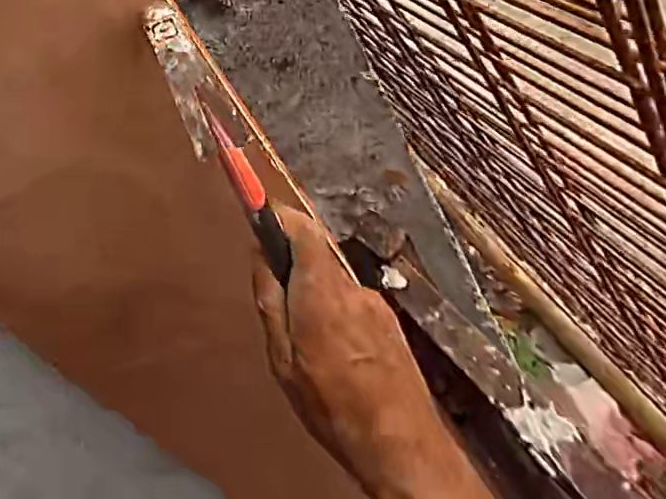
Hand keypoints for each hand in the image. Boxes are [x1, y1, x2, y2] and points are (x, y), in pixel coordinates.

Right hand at [253, 205, 489, 498]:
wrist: (405, 452)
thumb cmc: (333, 407)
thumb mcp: (281, 356)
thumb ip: (268, 297)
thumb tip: (259, 252)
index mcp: (320, 289)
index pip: (300, 226)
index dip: (278, 215)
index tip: (259, 213)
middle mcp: (351, 287)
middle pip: (315, 253)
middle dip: (293, 266)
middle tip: (278, 301)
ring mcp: (375, 304)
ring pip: (333, 280)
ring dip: (315, 294)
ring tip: (309, 342)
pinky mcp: (390, 323)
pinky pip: (352, 301)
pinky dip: (337, 312)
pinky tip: (337, 354)